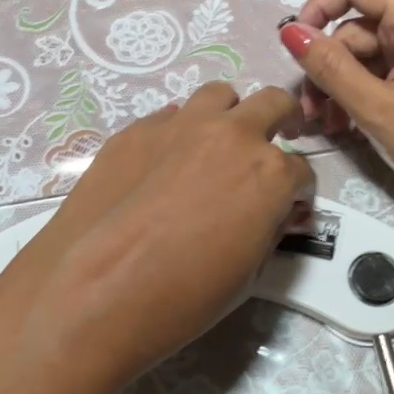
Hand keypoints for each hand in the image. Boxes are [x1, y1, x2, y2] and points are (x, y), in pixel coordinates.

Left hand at [0, 82, 314, 392]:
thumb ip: (269, 230)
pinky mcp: (135, 130)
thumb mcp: (247, 274)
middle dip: (282, 123)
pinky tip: (163, 165)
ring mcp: (180, 125)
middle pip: (274, 104)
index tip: (289, 206)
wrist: (92, 291)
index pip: (301, 170)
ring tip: (217, 144)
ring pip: (219, 95)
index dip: (298, 190)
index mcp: (270, 172)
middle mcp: (232, 135)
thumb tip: (274, 213)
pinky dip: (178, 133)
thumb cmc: (182, 298)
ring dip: (229, 114)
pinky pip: (169, 117)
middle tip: (272, 147)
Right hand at [279, 0, 393, 219]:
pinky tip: (344, 125)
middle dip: (327, 63)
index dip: (321, 5)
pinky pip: (382, 74)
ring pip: (365, 55)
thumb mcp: (376, 109)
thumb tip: (290, 31)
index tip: (295, 42)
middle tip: (309, 109)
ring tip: (324, 124)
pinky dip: (359, 94)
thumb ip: (330, 67)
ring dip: (339, 84)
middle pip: (358, 28)